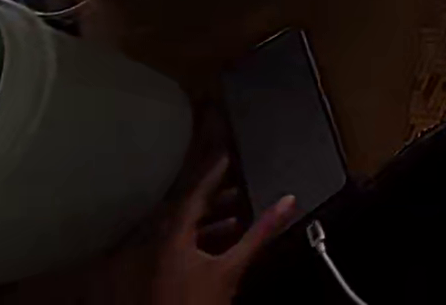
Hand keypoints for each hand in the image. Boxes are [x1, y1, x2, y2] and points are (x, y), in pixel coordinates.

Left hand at [150, 158, 296, 304]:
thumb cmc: (195, 303)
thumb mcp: (232, 268)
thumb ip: (259, 233)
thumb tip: (288, 200)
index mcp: (174, 236)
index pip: (195, 194)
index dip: (213, 174)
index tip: (228, 156)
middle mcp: (160, 245)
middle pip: (190, 210)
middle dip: (217, 197)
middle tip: (240, 184)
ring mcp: (157, 264)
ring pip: (185, 230)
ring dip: (212, 219)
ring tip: (238, 214)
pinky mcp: (159, 279)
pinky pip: (181, 248)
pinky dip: (203, 239)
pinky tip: (223, 241)